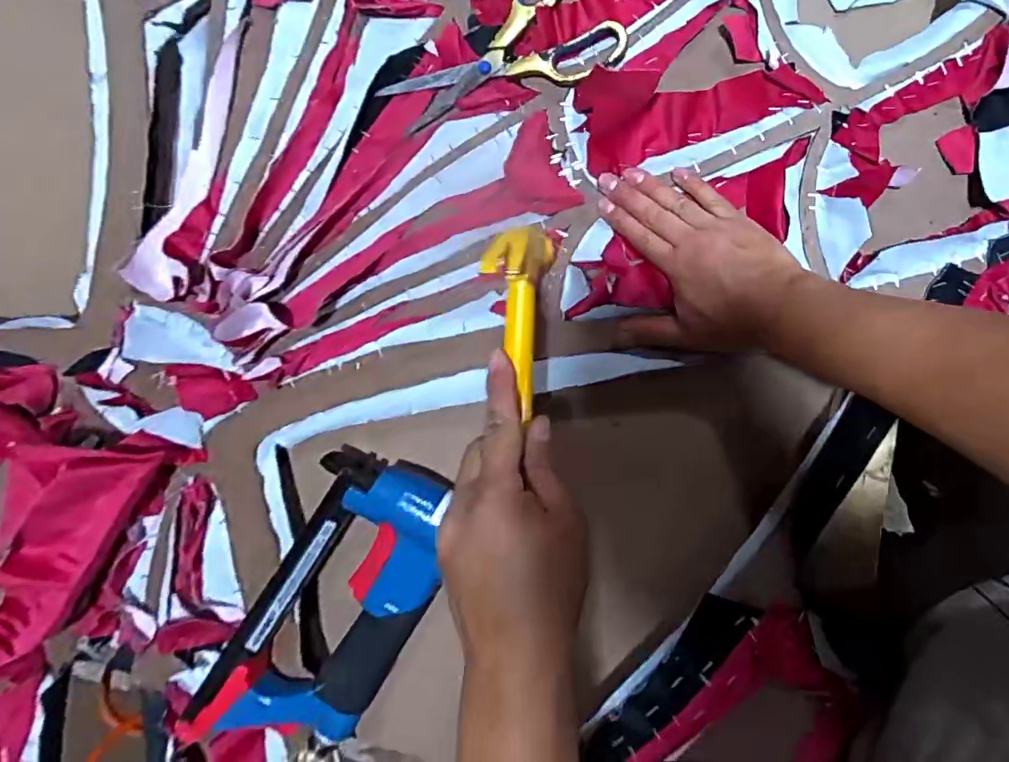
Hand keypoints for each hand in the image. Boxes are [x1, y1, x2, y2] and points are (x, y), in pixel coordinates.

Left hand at [439, 351, 587, 675]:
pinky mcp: (443, 549)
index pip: (499, 428)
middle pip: (481, 450)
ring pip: (472, 477)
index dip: (501, 389)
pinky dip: (487, 498)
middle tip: (538, 461)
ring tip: (528, 507)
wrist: (514, 656)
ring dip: (496, 473)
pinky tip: (510, 531)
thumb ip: (545, 468)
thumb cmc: (553, 584)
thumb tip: (537, 427)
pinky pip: (466, 504)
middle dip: (505, 443)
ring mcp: (447, 529)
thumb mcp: (565, 520)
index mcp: (496, 494)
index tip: (498, 353)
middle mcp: (462, 504)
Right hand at [597, 166, 813, 351]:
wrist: (781, 303)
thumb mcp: (688, 335)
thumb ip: (650, 330)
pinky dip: (694, 183)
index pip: (641, 237)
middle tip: (607, 177)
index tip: (601, 203)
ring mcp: (714, 225)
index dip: (620, 219)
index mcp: (675, 265)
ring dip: (653, 184)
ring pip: (678, 200)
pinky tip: (679, 171)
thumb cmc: (734, 321)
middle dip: (627, 194)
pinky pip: (710, 196)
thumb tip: (613, 333)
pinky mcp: (736, 219)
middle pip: (653, 213)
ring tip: (632, 170)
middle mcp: (690, 238)